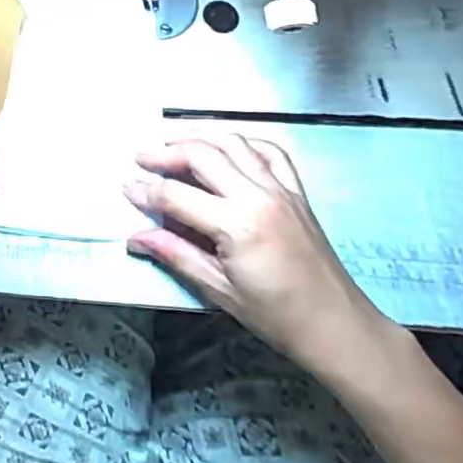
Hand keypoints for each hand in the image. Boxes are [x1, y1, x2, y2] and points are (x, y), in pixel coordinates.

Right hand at [124, 134, 398, 373]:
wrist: (336, 326)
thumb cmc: (276, 316)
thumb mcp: (218, 290)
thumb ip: (175, 255)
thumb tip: (136, 238)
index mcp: (238, 225)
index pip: (178, 196)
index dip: (147, 190)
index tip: (126, 186)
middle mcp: (259, 196)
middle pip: (203, 155)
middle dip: (167, 152)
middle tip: (143, 158)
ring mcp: (281, 188)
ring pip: (233, 142)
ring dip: (199, 137)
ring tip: (173, 142)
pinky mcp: (295, 190)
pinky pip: (267, 150)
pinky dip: (241, 141)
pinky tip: (224, 146)